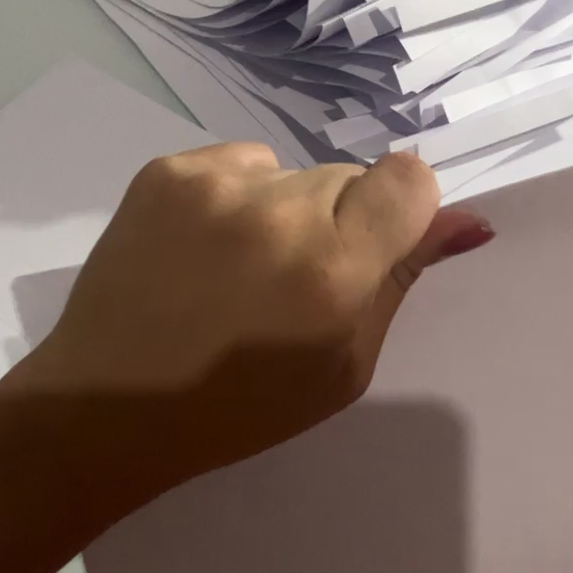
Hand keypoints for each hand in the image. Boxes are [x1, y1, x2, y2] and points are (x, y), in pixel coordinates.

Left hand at [17, 143, 492, 500]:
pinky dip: (238, 196)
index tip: (377, 244)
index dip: (405, 209)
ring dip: (288, 208)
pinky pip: (240, 163)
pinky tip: (204, 247)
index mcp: (332, 269)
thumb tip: (468, 221)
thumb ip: (400, 281)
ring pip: (294, 171)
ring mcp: (214, 182)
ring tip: (239, 266)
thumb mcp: (341, 367)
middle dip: (342, 219)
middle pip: (350, 177)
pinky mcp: (167, 169)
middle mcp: (279, 210)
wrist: (105, 405)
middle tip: (295, 278)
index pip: (410, 179)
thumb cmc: (236, 409)